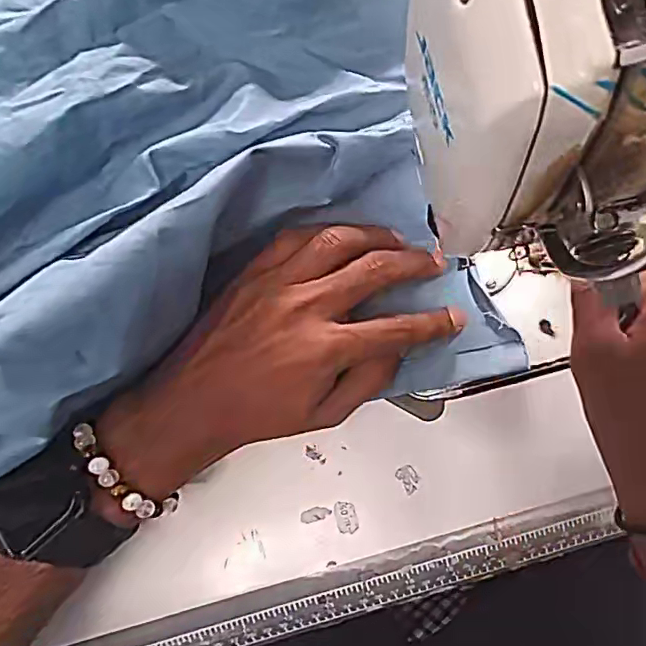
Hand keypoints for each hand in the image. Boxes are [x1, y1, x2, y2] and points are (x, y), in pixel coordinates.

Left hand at [96, 226, 465, 508]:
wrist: (194, 401)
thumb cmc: (256, 413)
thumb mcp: (324, 415)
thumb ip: (368, 380)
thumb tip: (396, 350)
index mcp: (324, 348)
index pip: (396, 328)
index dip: (432, 322)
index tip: (451, 317)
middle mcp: (305, 307)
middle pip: (375, 268)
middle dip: (414, 263)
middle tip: (431, 263)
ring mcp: (278, 283)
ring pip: (339, 240)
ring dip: (375, 235)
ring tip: (395, 240)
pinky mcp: (255, 272)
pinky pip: (297, 236)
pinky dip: (327, 231)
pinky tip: (342, 236)